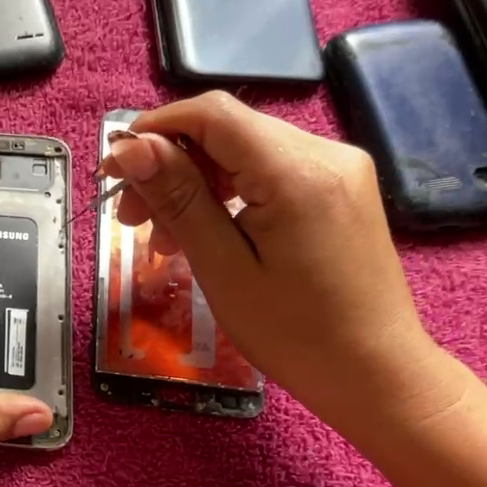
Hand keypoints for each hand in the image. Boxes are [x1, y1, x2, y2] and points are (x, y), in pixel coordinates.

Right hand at [101, 91, 465, 432]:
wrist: (373, 371)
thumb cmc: (293, 332)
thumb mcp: (222, 268)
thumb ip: (178, 199)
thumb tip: (130, 149)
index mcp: (297, 172)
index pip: (212, 115)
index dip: (152, 130)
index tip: (112, 171)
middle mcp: (324, 153)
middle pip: (225, 130)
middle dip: (167, 164)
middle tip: (130, 219)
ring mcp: (336, 168)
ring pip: (241, 150)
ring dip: (191, 181)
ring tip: (163, 238)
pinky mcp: (336, 187)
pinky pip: (265, 170)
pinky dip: (222, 192)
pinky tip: (203, 232)